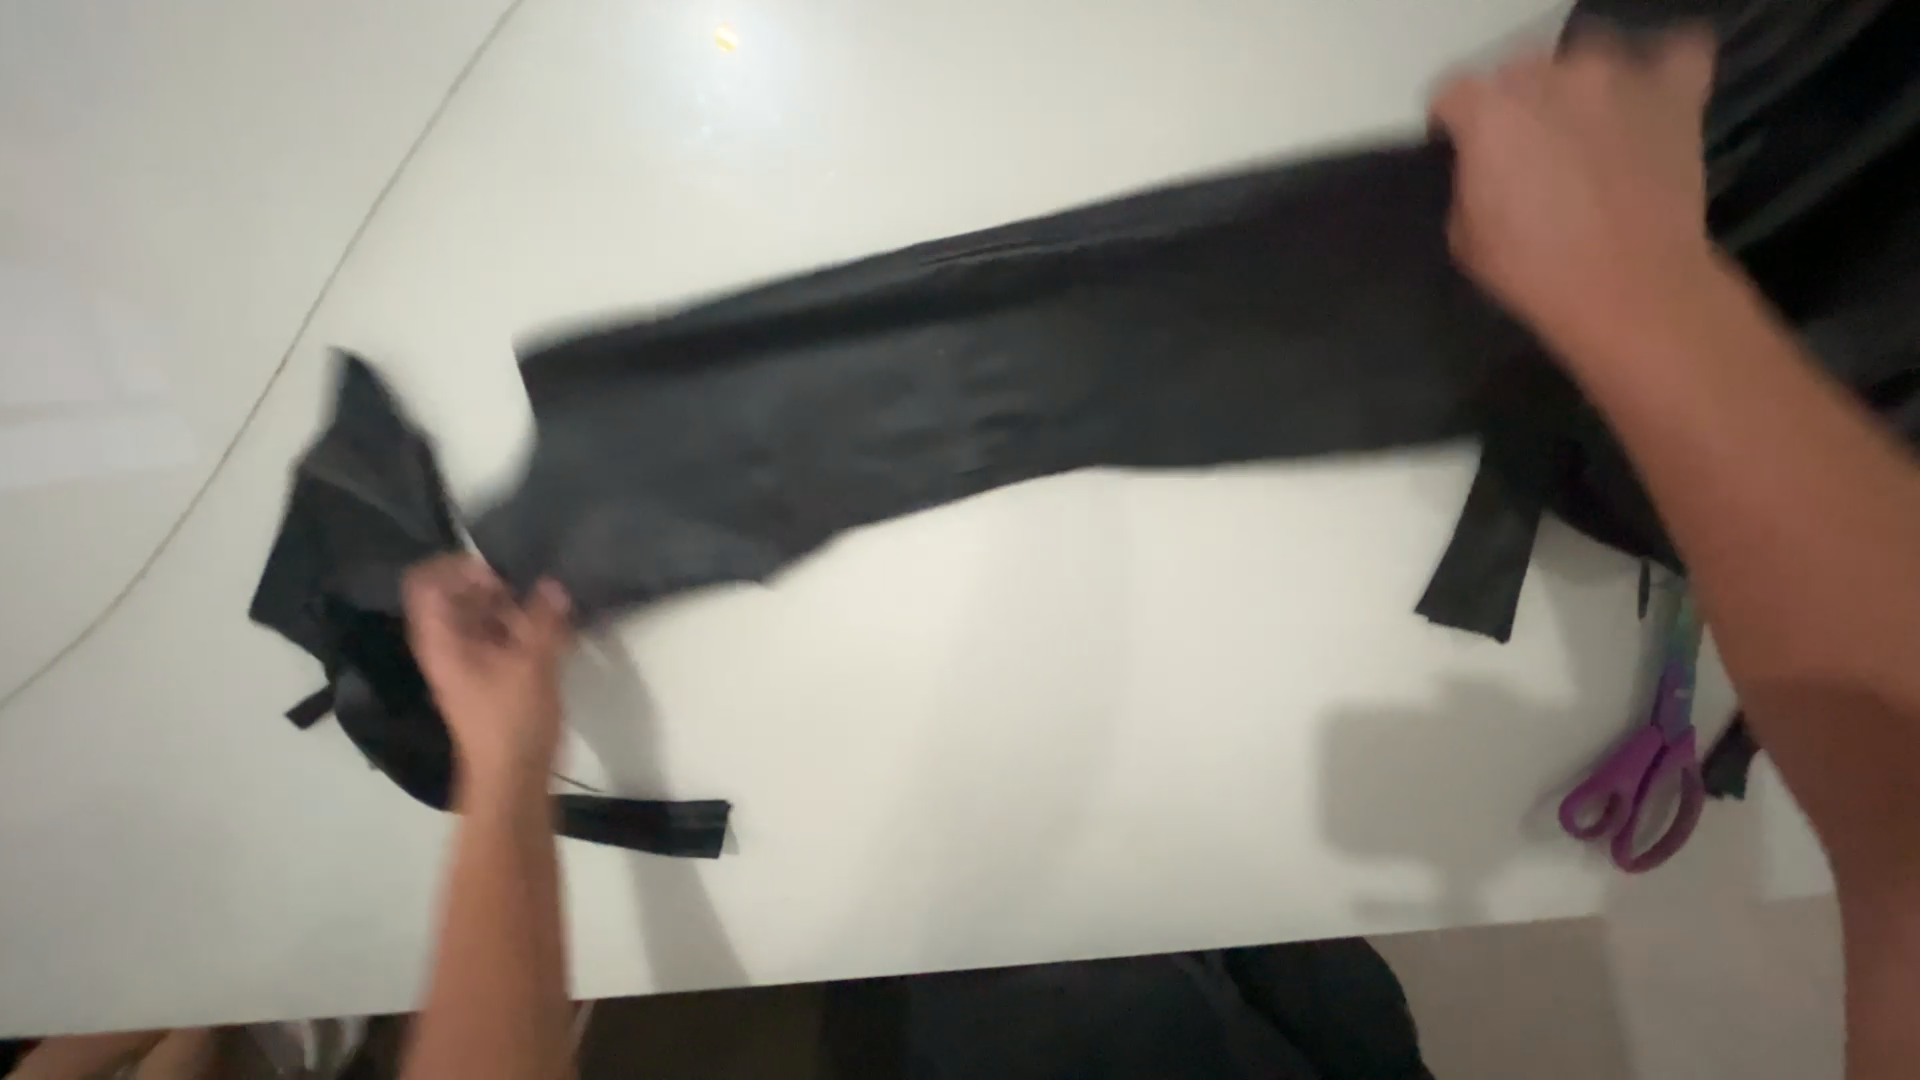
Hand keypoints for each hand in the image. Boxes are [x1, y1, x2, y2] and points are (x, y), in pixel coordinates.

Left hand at [403, 554, 573, 797]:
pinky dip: (529, 624)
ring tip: (554, 599)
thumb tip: (554, 583)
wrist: (512, 776)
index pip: (428, 583)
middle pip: (462, 595)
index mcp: (442, 639)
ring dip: (519, 603)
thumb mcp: (532, 664)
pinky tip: (560, 623)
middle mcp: (452, 643)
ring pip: (489, 614)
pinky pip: (509, 635)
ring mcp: (475, 658)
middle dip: (499, 582)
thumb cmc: (511, 720)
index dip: (458, 567)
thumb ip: (544, 620)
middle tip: (537, 582)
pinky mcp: (499, 672)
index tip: (501, 569)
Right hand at [1429, 29, 1718, 354]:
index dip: (1447, 120)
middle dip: (1508, 101)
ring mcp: (1620, 75)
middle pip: (1517, 68)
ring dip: (1572, 88)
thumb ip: (1468, 178)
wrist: (1623, 281)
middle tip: (1514, 145)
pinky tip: (1638, 105)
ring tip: (1575, 128)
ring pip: (1585, 59)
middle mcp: (1552, 77)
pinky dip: (1651, 74)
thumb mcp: (1462, 231)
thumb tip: (1481, 162)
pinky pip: (1668, 55)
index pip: (1452, 90)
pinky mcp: (1676, 87)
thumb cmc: (1527, 267)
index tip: (1452, 145)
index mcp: (1489, 114)